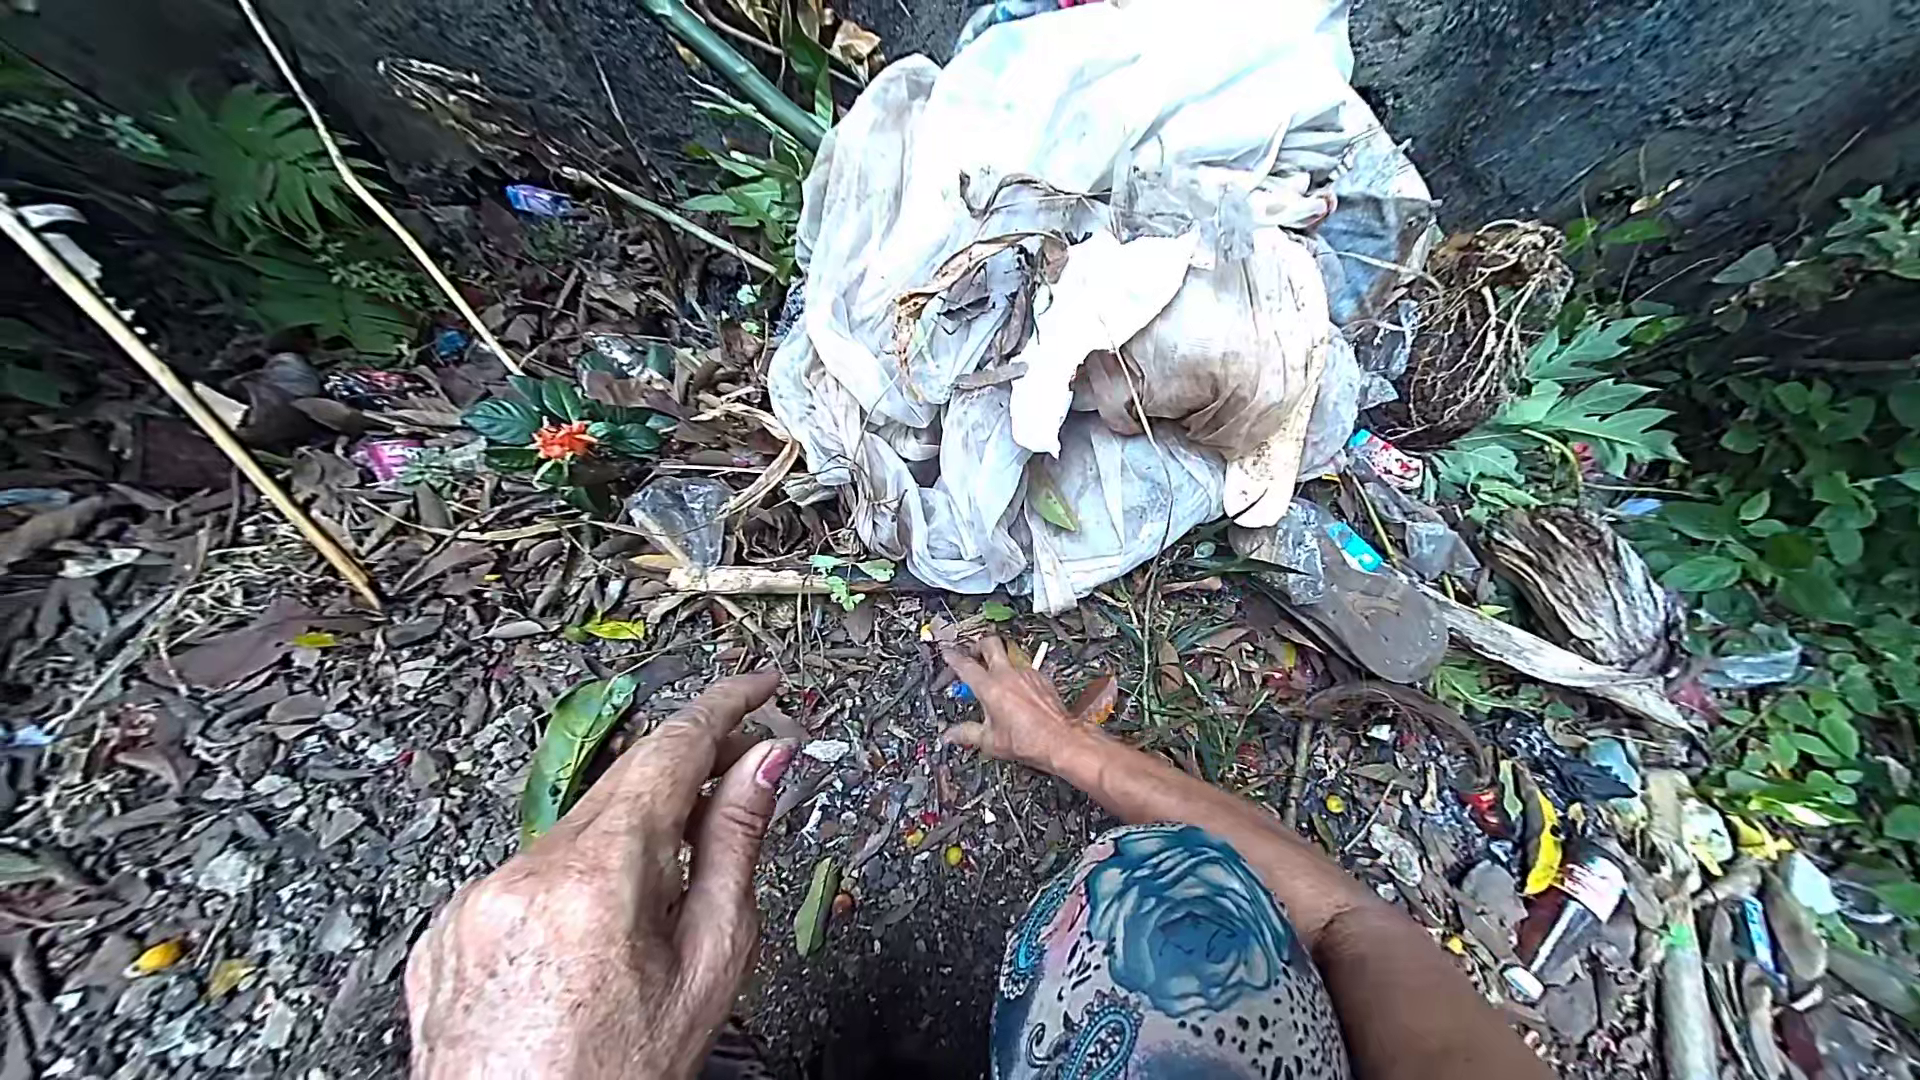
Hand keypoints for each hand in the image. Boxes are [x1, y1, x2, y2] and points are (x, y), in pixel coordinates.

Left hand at [405, 671, 794, 1079]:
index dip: (728, 703)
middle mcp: (526, 873)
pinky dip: (602, 844)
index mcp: (599, 879)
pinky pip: (550, 848)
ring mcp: (482, 894)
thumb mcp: (713, 953)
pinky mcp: (460, 915)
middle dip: (700, 752)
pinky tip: (631, 884)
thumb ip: (738, 838)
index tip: (761, 685)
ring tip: (698, 831)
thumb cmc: (622, 1072)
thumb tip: (765, 760)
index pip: (675, 746)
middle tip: (751, 757)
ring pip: (593, 806)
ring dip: (654, 802)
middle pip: (634, 768)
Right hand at [940, 635, 1109, 770]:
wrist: (1060, 742)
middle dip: (978, 645)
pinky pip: (1024, 669)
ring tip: (994, 679)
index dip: (953, 657)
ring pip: (1009, 656)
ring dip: (999, 662)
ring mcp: (1027, 674)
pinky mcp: (1041, 678)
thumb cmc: (1028, 742)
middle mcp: (1009, 675)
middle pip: (990, 643)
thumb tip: (951, 735)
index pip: (966, 665)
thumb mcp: (989, 741)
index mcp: (991, 687)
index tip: (948, 652)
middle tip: (972, 654)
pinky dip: (1016, 676)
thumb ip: (966, 734)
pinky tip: (1015, 692)